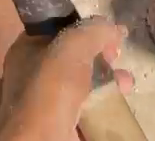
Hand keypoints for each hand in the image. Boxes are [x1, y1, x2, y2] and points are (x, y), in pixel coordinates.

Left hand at [0, 18, 134, 139]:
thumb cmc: (51, 88)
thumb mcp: (72, 47)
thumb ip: (92, 31)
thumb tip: (113, 28)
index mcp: (27, 49)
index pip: (58, 29)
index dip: (83, 27)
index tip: (106, 32)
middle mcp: (35, 74)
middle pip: (74, 57)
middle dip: (101, 55)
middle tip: (117, 56)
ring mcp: (48, 103)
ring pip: (84, 85)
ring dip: (108, 81)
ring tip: (126, 83)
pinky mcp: (63, 126)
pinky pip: (88, 109)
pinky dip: (104, 106)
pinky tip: (118, 103)